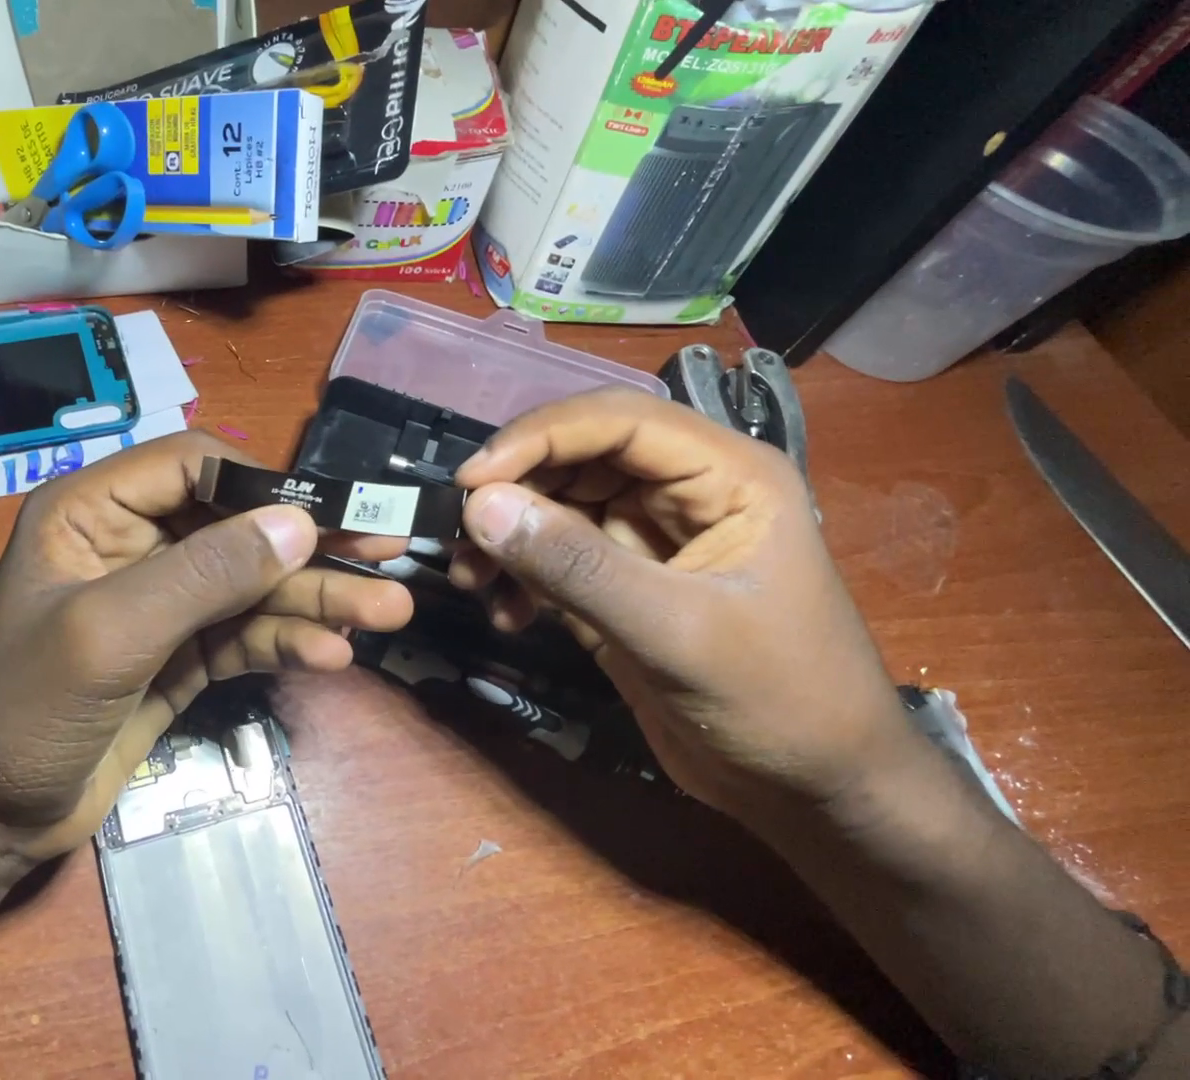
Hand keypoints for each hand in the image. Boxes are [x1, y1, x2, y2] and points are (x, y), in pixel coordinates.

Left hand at [0, 431, 412, 864]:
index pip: (193, 465)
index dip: (263, 482)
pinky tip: (331, 656)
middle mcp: (133, 545)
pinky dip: (286, 643)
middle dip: (309, 543)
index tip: (331, 511)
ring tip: (387, 612)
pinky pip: (244, 635)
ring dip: (314, 599)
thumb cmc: (23, 711)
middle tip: (387, 550)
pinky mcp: (181, 656)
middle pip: (235, 525)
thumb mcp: (110, 633)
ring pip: (251, 584)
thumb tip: (299, 523)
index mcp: (94, 512)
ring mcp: (161, 604)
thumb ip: (204, 575)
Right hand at [450, 389, 916, 829]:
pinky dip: (519, 579)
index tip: (470, 482)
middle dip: (513, 492)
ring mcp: (647, 539)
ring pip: (555, 506)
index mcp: (725, 476)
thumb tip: (480, 506)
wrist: (807, 788)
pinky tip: (508, 616)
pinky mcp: (620, 583)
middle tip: (459, 540)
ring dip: (505, 538)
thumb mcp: (674, 631)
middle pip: (576, 457)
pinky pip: (552, 558)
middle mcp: (681, 492)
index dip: (539, 436)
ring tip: (470, 582)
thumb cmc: (776, 699)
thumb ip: (576, 566)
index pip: (618, 420)